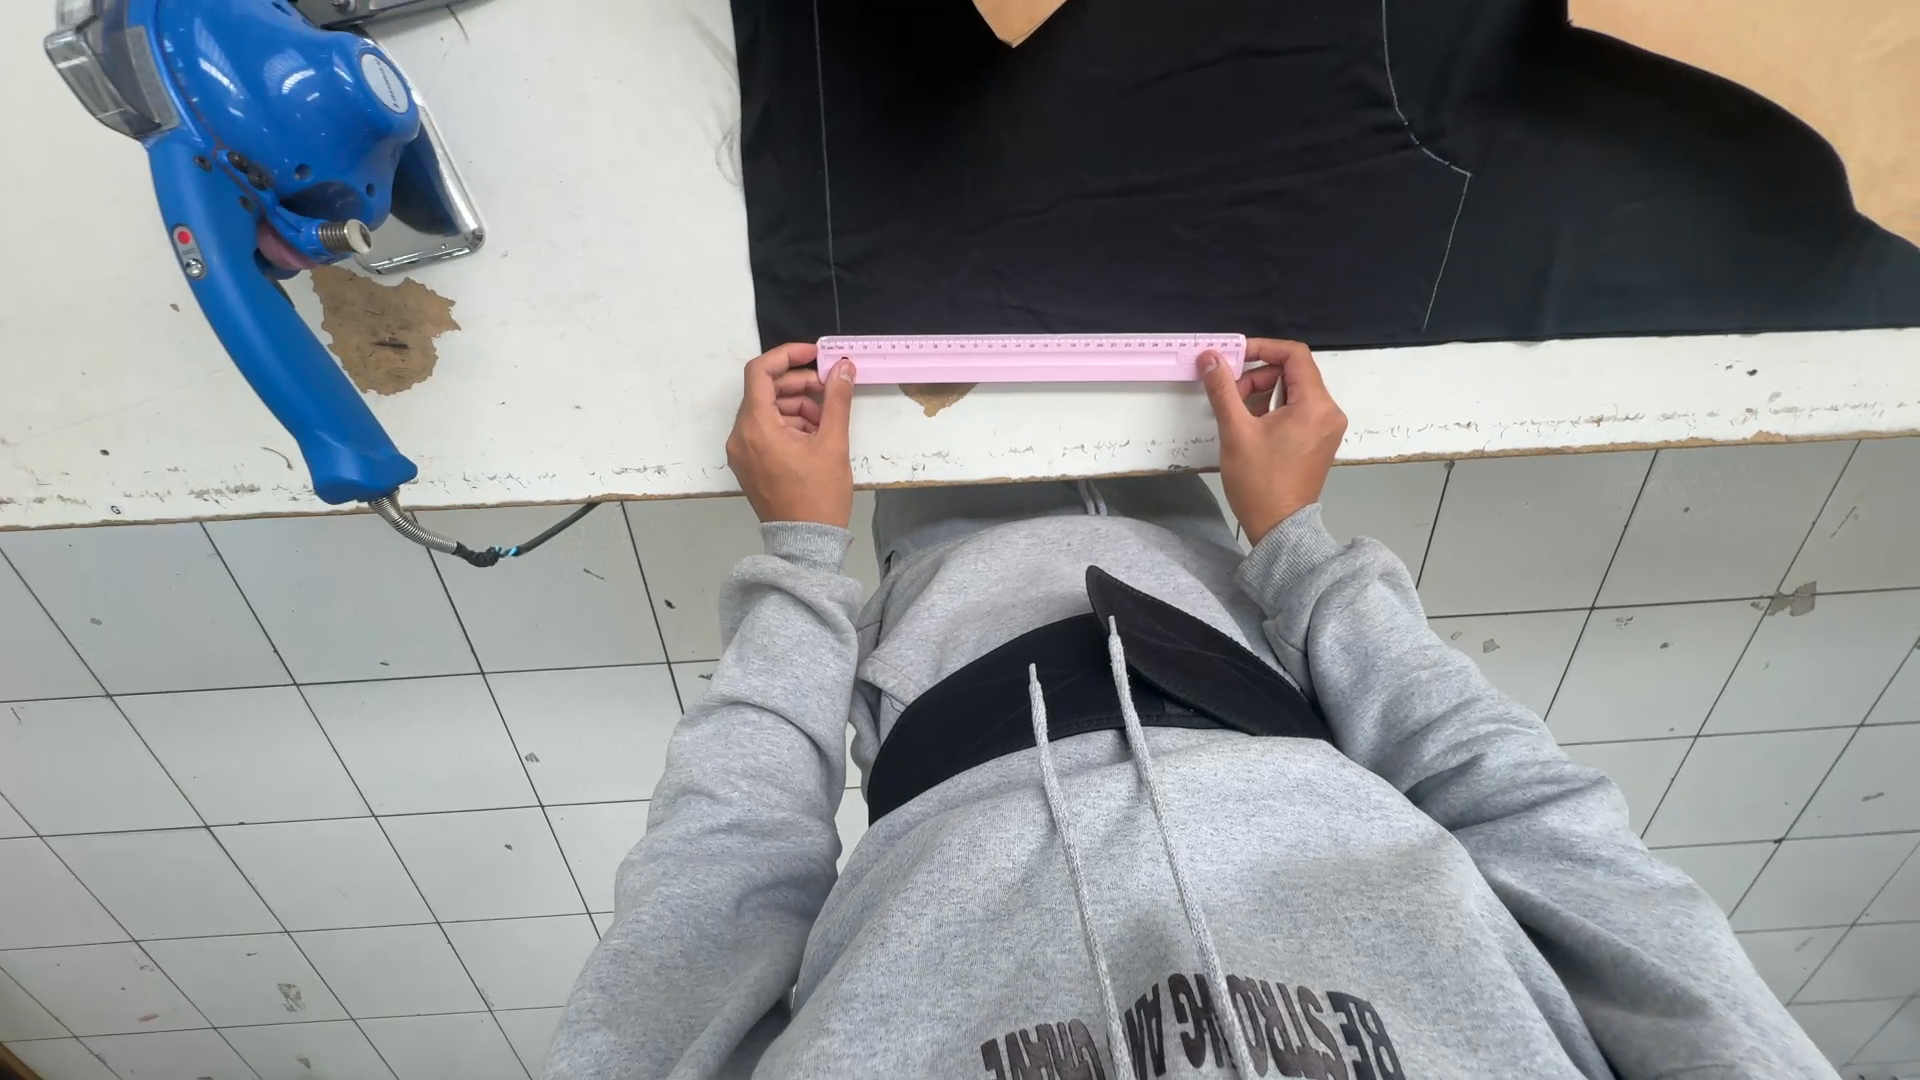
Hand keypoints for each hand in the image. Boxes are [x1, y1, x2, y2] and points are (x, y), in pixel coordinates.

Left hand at [725, 343, 857, 527]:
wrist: (806, 541)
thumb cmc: (819, 496)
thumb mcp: (833, 443)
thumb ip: (837, 400)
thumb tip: (843, 368)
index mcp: (756, 427)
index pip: (760, 372)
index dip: (787, 356)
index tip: (814, 355)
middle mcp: (740, 437)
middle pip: (764, 392)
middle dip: (798, 385)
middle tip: (829, 390)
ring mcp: (741, 453)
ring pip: (766, 412)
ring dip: (796, 407)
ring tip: (826, 421)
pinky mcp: (748, 465)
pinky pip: (764, 432)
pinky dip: (787, 425)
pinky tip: (814, 437)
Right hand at [1200, 338, 1346, 545]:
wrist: (1278, 526)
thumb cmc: (1259, 482)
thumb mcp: (1236, 431)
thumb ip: (1223, 389)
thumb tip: (1210, 358)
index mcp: (1315, 405)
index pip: (1295, 355)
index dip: (1262, 349)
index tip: (1234, 356)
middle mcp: (1329, 412)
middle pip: (1293, 373)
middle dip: (1258, 377)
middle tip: (1230, 397)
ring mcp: (1326, 427)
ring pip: (1293, 392)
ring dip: (1262, 394)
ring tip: (1238, 416)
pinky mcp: (1319, 440)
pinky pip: (1297, 410)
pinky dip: (1273, 410)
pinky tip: (1251, 428)